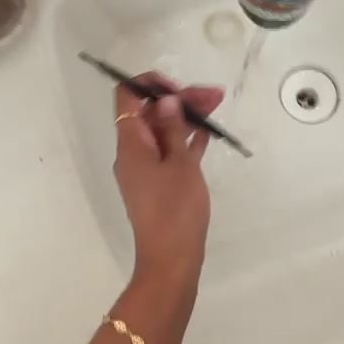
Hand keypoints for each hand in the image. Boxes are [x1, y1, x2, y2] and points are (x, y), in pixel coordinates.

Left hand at [113, 74, 223, 284]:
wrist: (171, 259)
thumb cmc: (175, 209)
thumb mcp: (180, 164)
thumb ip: (174, 130)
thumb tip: (165, 102)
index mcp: (131, 144)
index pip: (127, 97)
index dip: (150, 84)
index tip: (178, 88)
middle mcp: (133, 153)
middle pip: (151, 113)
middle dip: (179, 100)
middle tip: (212, 95)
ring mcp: (146, 170)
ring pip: (164, 132)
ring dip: (187, 118)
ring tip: (216, 106)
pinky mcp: (159, 185)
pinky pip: (170, 153)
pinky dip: (186, 140)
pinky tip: (208, 133)